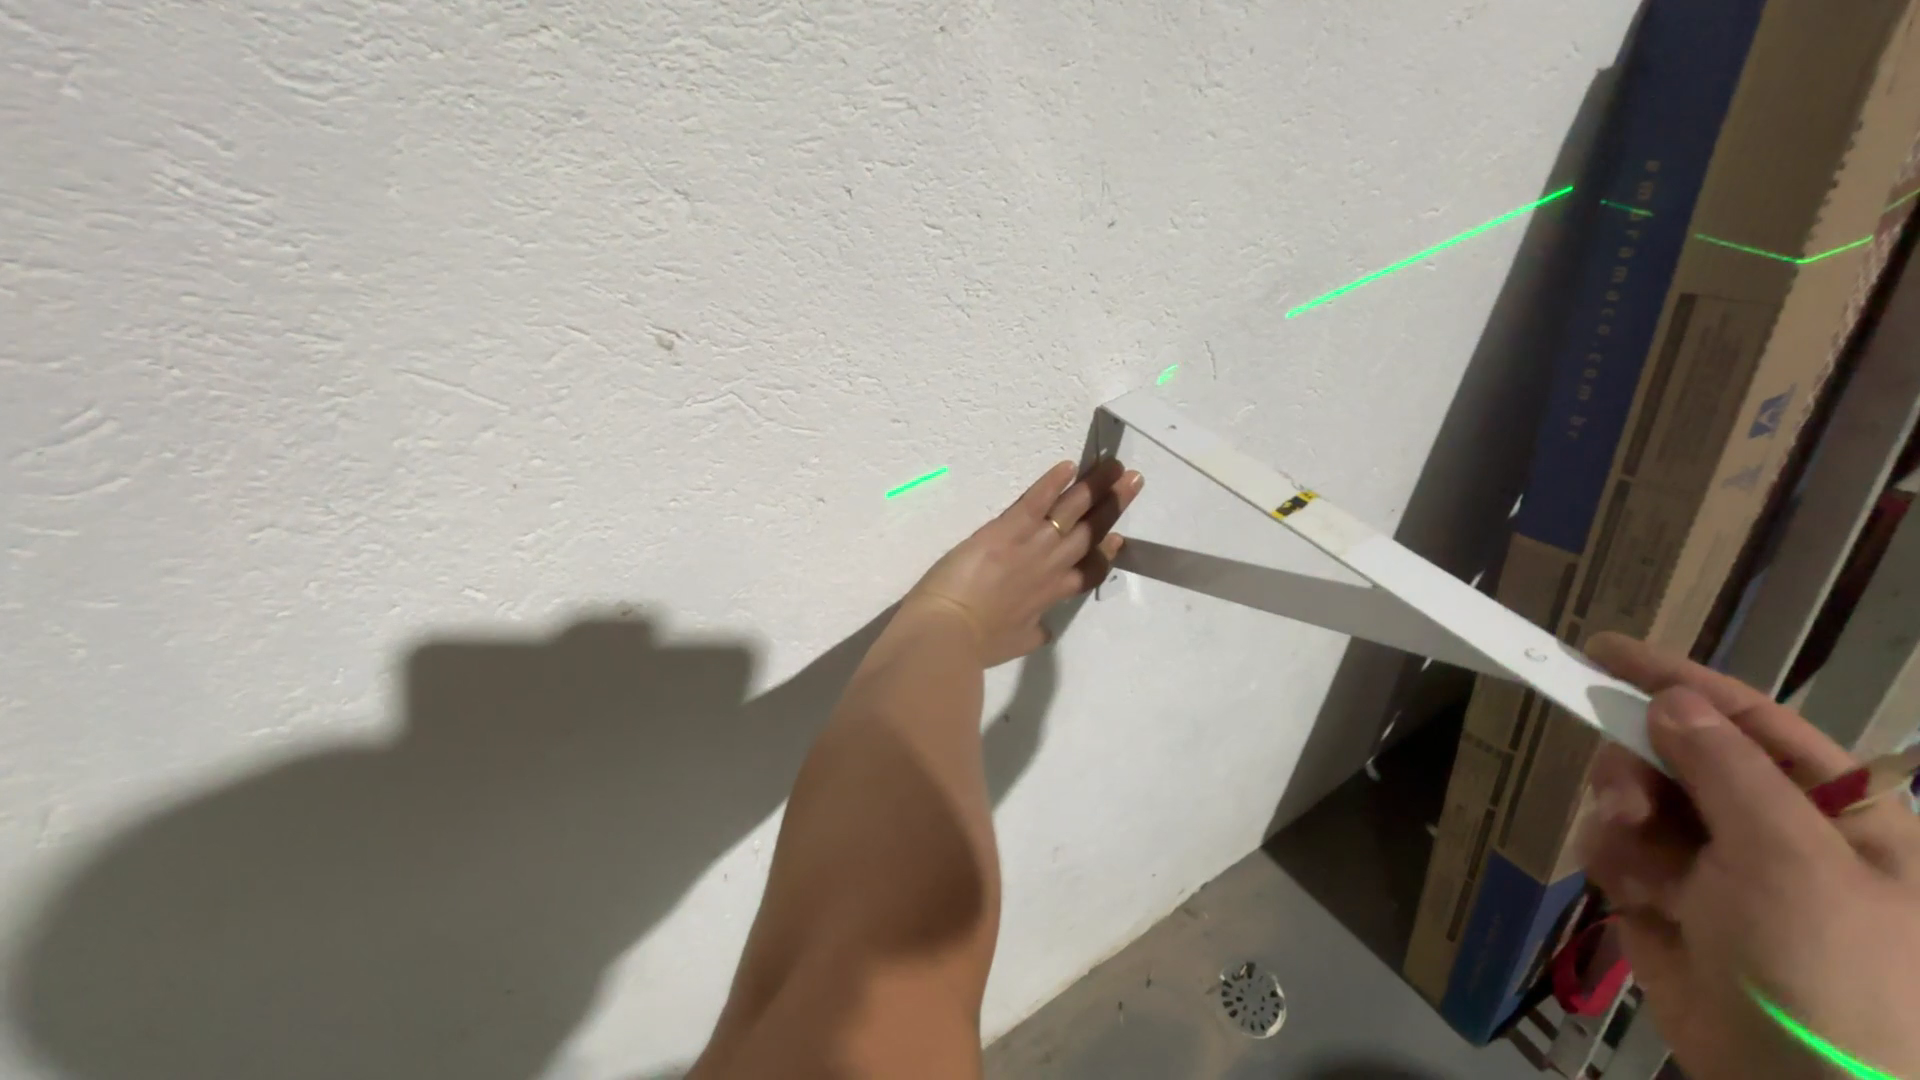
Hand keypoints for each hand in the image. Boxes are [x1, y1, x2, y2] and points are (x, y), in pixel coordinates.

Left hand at [902, 459, 1142, 666]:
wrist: (950, 633)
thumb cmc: (978, 644)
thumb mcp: (1015, 642)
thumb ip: (1034, 631)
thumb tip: (1045, 630)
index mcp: (1051, 595)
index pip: (1089, 570)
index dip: (1106, 552)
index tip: (1118, 537)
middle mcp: (1050, 566)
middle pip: (1090, 531)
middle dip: (1113, 506)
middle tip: (1133, 481)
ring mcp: (1032, 545)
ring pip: (1071, 510)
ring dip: (1095, 486)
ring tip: (1116, 467)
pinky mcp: (1007, 530)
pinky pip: (1035, 500)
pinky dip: (1052, 483)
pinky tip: (1068, 466)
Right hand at [1578, 633, 1919, 1079]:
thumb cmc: (1829, 970)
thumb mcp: (1791, 859)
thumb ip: (1726, 769)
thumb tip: (1670, 699)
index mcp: (1838, 814)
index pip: (1750, 721)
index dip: (1678, 681)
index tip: (1602, 650)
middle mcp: (1774, 830)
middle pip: (1675, 755)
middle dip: (1636, 768)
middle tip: (1621, 798)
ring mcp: (1717, 866)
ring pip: (1634, 800)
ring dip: (1619, 823)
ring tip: (1637, 869)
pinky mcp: (1666, 897)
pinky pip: (1616, 849)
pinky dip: (1613, 864)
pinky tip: (1636, 898)